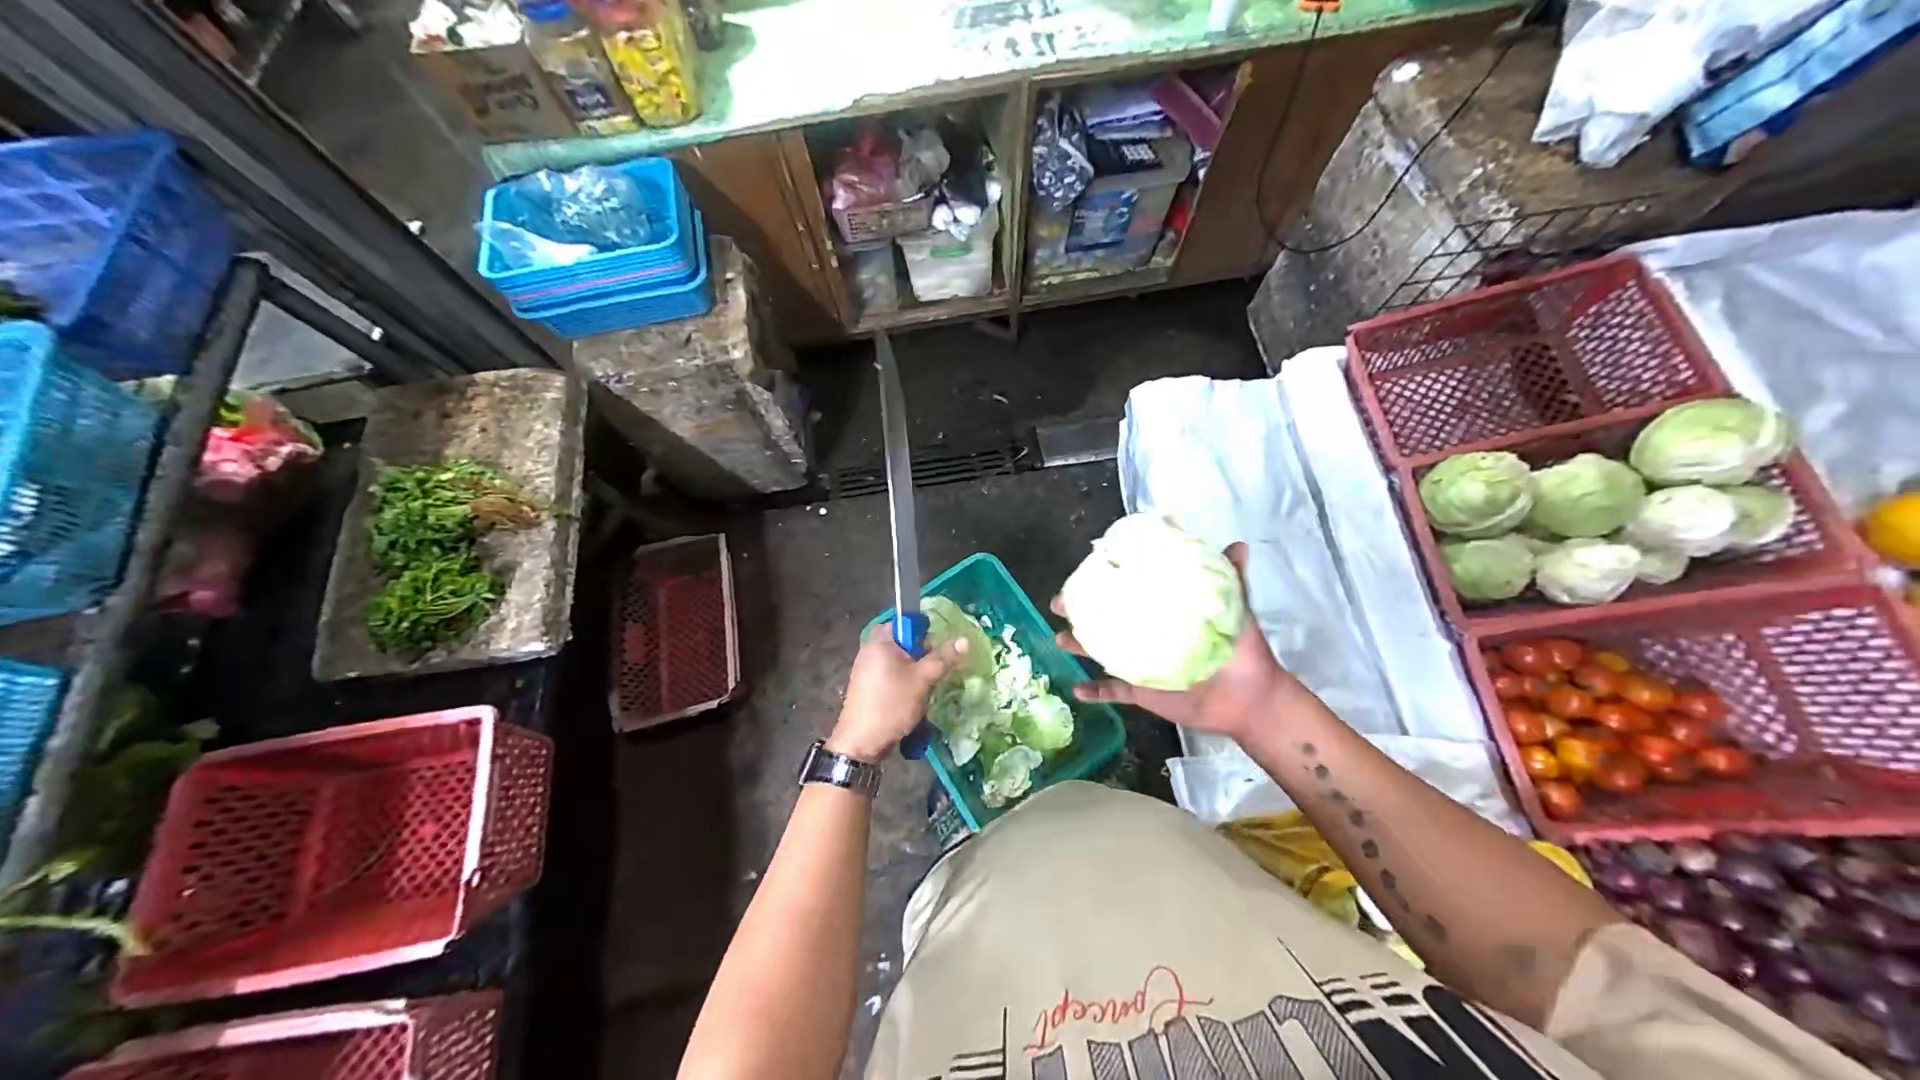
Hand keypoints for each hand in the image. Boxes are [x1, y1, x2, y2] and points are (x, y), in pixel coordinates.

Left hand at [828, 623, 966, 761]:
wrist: (861, 743)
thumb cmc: (891, 705)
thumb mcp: (922, 679)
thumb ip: (943, 657)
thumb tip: (964, 640)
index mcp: (880, 640)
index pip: (907, 621)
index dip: (926, 632)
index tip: (939, 649)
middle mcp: (871, 649)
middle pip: (906, 642)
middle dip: (924, 655)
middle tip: (936, 671)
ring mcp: (867, 669)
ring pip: (901, 661)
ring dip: (917, 673)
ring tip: (927, 688)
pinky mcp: (869, 686)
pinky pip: (893, 676)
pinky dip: (906, 683)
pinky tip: (914, 699)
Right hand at [1053, 543, 1312, 741]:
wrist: (1250, 700)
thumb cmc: (1243, 653)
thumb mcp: (1235, 611)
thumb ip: (1233, 581)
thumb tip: (1238, 545)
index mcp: (1166, 615)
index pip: (1131, 594)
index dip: (1105, 584)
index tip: (1083, 575)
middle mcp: (1149, 636)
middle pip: (1107, 621)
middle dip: (1080, 612)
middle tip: (1059, 604)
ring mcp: (1142, 666)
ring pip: (1102, 653)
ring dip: (1080, 646)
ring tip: (1061, 640)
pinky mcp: (1143, 694)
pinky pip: (1113, 693)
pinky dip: (1095, 692)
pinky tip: (1077, 689)